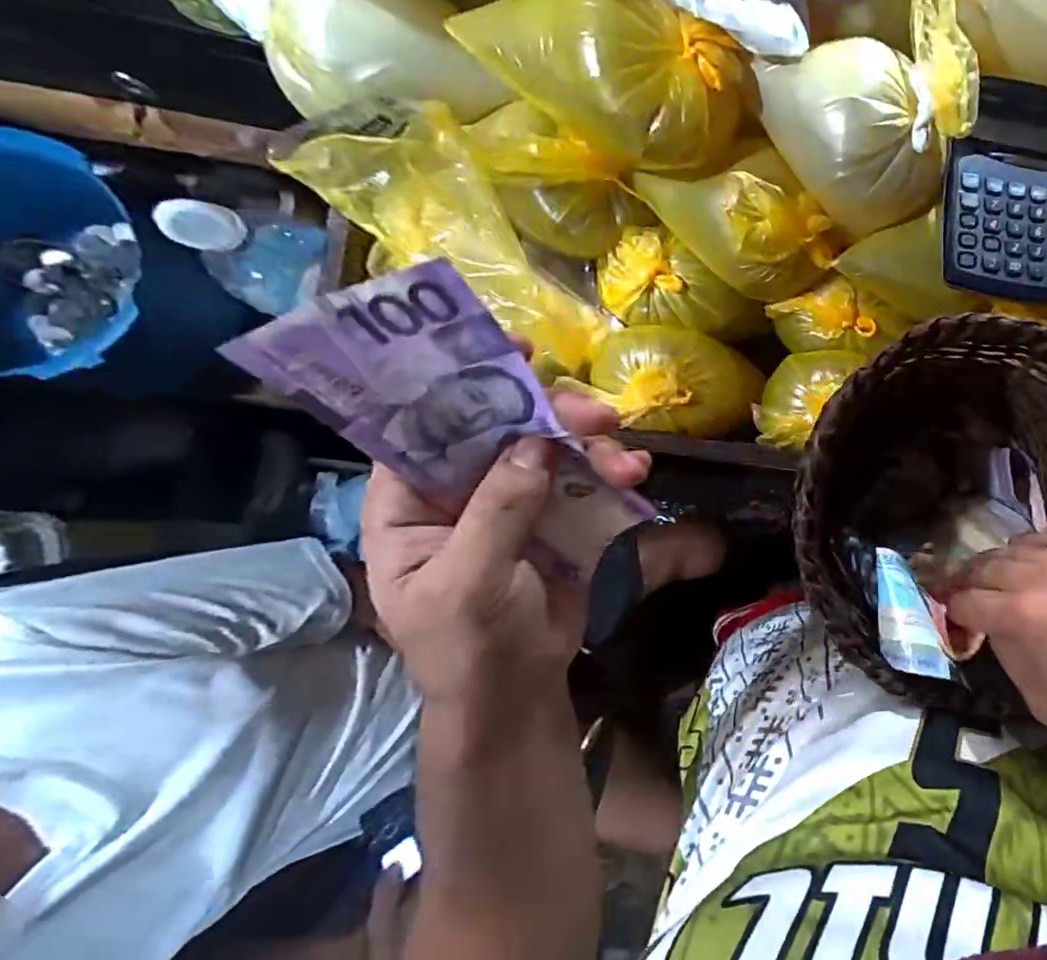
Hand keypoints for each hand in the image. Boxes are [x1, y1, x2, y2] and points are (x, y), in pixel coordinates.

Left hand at [361, 390, 721, 707]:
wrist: (516, 693)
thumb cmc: (465, 648)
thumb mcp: (465, 586)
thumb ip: (495, 514)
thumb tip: (535, 444)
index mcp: (411, 497)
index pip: (429, 423)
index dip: (467, 382)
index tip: (517, 353)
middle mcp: (461, 484)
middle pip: (505, 425)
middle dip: (554, 415)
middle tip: (602, 420)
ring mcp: (514, 494)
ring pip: (552, 445)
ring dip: (594, 446)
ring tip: (632, 468)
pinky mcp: (556, 511)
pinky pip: (582, 474)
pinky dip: (609, 470)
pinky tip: (635, 477)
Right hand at [945, 533, 1046, 797]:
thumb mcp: (1044, 702)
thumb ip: (1009, 656)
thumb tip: (992, 628)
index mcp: (1024, 616)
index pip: (966, 599)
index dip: (950, 608)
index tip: (947, 615)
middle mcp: (1042, 576)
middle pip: (984, 565)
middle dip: (965, 580)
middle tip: (960, 593)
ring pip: (1015, 547)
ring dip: (995, 563)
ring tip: (993, 578)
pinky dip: (1031, 550)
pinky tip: (1032, 565)